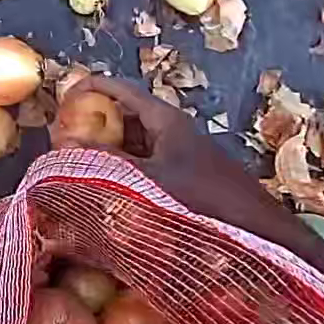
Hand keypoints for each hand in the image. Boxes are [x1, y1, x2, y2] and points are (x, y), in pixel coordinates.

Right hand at [78, 76, 323, 272]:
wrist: (262, 235)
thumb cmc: (206, 202)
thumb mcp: (148, 182)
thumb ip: (105, 167)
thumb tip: (61, 151)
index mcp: (166, 121)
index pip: (121, 90)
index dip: (91, 88)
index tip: (61, 100)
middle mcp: (173, 134)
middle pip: (126, 119)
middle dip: (94, 127)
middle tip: (61, 144)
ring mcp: (180, 159)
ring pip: (135, 148)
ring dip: (108, 155)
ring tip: (75, 170)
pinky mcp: (186, 184)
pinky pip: (147, 172)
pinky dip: (125, 178)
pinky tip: (108, 198)